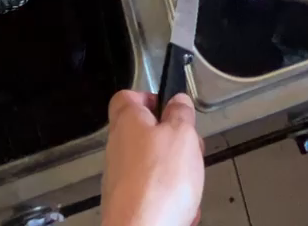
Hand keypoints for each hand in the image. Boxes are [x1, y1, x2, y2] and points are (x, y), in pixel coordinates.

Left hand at [102, 90, 204, 225]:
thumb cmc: (158, 182)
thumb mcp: (182, 134)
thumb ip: (181, 113)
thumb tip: (178, 101)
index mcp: (127, 121)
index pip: (127, 97)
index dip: (149, 98)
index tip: (169, 107)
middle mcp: (118, 147)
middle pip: (146, 133)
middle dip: (173, 141)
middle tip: (189, 150)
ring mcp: (120, 179)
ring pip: (153, 165)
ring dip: (175, 173)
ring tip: (189, 184)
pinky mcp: (128, 205)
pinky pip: (153, 194)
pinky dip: (170, 199)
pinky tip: (183, 209)